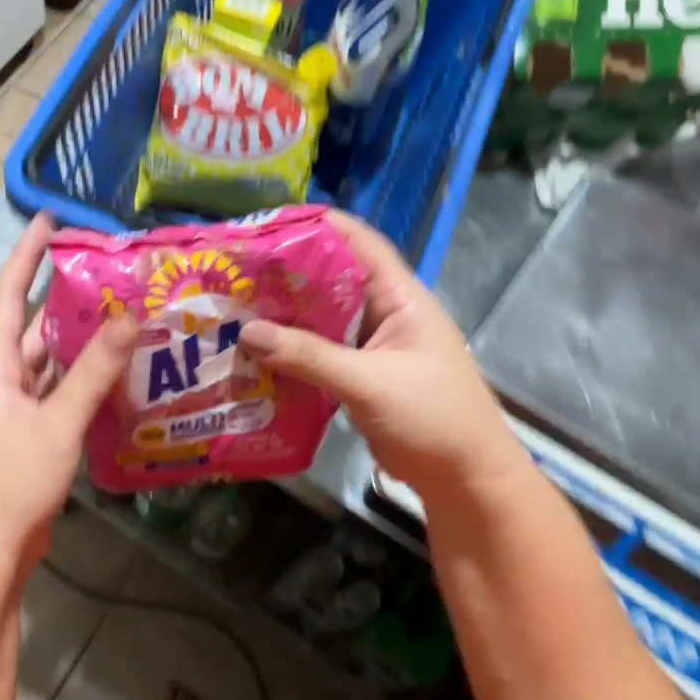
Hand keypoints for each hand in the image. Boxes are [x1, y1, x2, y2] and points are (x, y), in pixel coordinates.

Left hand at [0, 213, 137, 566]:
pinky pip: (58, 395)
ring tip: (122, 315)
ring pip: (48, 365)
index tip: (46, 222)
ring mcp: (15, 413)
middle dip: (63, 300)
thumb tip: (128, 318)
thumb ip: (93, 373)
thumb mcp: (58, 424)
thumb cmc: (15, 484)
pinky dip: (82, 382)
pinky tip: (115, 374)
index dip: (22, 258)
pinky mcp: (31, 438)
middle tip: (108, 274)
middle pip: (30, 330)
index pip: (5, 301)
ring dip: (78, 343)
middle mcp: (1, 385)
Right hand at [238, 211, 519, 499]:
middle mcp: (386, 315)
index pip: (360, 244)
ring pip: (323, 321)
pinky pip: (320, 355)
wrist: (463, 476)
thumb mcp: (369, 382)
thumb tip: (247, 332)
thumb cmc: (431, 418)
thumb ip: (309, 356)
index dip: (320, 227)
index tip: (271, 222)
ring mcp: (373, 348)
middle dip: (288, 276)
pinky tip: (257, 356)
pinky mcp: (361, 378)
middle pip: (332, 281)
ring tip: (236, 310)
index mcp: (401, 299)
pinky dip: (291, 353)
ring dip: (285, 318)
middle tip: (238, 272)